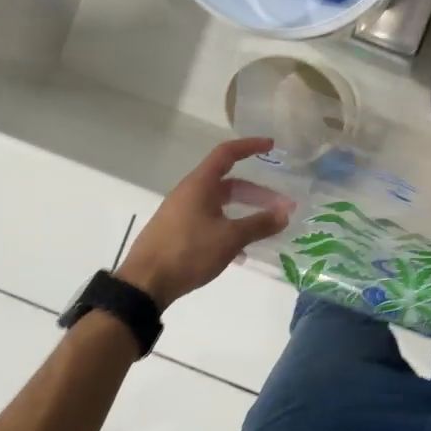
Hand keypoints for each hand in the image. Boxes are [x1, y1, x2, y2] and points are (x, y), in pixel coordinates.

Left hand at [115, 138, 293, 309]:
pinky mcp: (178, 232)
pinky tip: (242, 253)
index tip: (271, 146)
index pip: (227, 154)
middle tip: (281, 207)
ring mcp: (182, 213)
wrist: (145, 283)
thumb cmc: (188, 252)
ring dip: (245, 213)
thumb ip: (259, 224)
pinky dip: (229, 230)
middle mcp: (190, 193)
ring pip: (221, 205)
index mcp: (200, 185)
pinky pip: (211, 222)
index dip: (250, 146)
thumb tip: (285, 213)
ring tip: (266, 230)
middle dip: (258, 194)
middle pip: (229, 184)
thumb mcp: (230, 238)